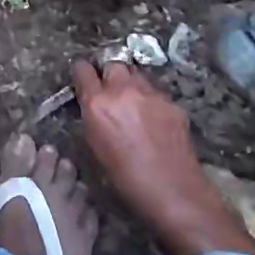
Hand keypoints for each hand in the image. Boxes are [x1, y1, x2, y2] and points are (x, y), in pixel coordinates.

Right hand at [72, 61, 201, 203]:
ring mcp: (151, 94)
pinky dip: (149, 97)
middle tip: (109, 88)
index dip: (82, 72)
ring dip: (130, 82)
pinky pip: (155, 91)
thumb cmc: (125, 177)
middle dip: (109, 72)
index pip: (83, 69)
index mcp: (97, 103)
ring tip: (132, 99)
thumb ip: (93, 117)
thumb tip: (94, 105)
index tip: (83, 77)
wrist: (172, 191)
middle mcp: (123, 91)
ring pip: (136, 73)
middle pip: (113, 63)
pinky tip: (152, 116)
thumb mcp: (95, 145)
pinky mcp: (172, 103)